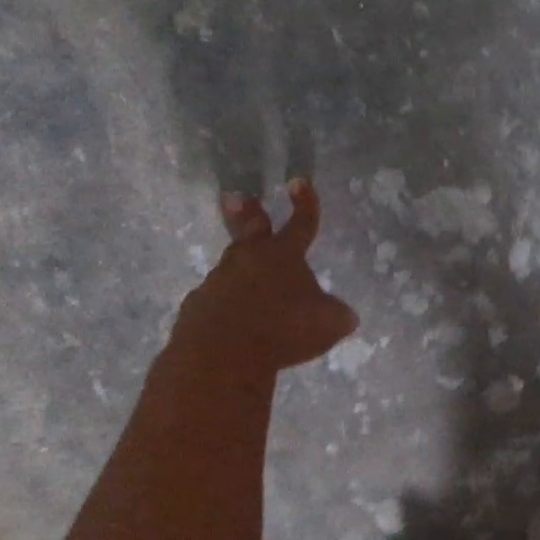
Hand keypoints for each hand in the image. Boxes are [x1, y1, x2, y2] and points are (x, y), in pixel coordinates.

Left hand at [170, 178, 359, 375]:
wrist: (220, 358)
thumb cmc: (283, 330)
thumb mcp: (329, 324)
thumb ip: (337, 314)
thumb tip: (345, 316)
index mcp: (284, 255)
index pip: (301, 223)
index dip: (305, 203)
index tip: (299, 181)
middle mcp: (248, 260)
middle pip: (249, 229)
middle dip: (246, 212)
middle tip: (234, 197)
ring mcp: (216, 283)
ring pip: (231, 271)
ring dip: (240, 274)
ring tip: (249, 292)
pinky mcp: (194, 309)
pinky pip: (213, 303)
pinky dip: (223, 308)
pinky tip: (230, 326)